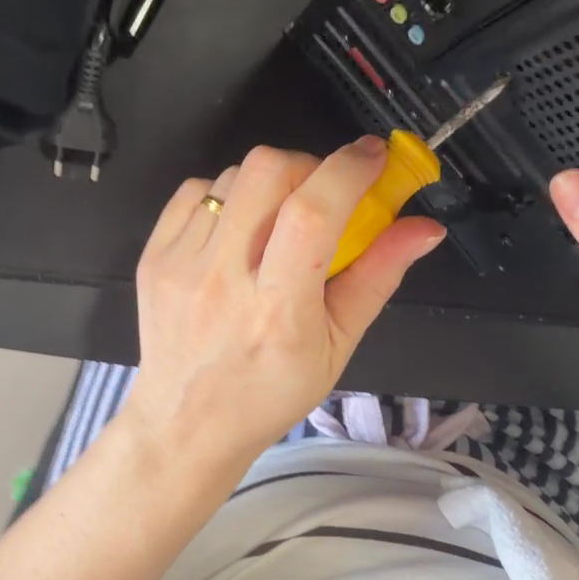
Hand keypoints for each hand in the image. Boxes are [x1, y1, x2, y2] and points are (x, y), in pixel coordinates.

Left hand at [124, 137, 447, 465]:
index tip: (374, 155)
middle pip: (266, 171)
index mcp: (278, 311)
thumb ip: (379, 278)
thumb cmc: (271, 392)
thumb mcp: (339, 346)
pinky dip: (227, 195)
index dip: (348, 170)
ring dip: (269, 183)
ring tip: (277, 222)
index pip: (312, 214)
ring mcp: (179, 264)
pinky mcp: (153, 255)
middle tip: (323, 193)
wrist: (186, 424)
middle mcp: (221, 280)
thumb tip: (425, 227)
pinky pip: (196, 190)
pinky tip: (237, 230)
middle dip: (308, 165)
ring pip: (233, 175)